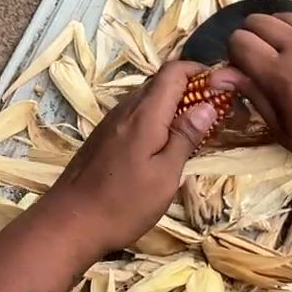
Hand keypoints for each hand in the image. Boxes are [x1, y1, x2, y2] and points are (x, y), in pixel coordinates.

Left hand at [33, 60, 215, 261]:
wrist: (70, 221)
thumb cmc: (124, 202)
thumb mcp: (165, 175)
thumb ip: (185, 137)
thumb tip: (208, 104)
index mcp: (145, 113)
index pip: (173, 71)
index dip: (199, 70)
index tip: (221, 85)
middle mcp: (127, 108)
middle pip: (161, 81)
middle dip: (189, 87)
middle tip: (214, 110)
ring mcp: (112, 120)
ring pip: (148, 97)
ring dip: (173, 103)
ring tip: (194, 128)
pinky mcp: (104, 134)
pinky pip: (136, 113)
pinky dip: (156, 117)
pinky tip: (164, 142)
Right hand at [212, 13, 291, 184]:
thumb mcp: (286, 132)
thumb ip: (254, 95)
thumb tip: (220, 75)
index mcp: (284, 76)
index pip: (239, 42)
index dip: (235, 57)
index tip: (245, 72)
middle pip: (256, 21)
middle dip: (250, 39)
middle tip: (262, 62)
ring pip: (282, 15)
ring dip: (275, 32)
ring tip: (288, 57)